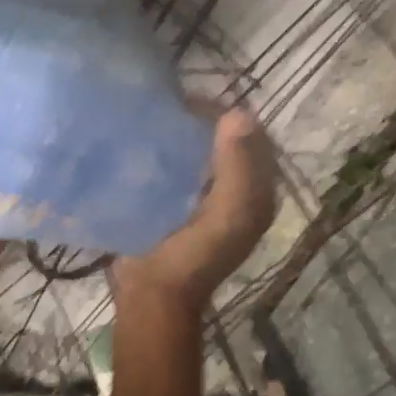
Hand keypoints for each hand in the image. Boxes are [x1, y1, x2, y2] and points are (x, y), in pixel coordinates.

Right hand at [112, 107, 277, 312]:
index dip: (228, 115)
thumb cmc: (192, 257)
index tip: (191, 99)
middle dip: (201, 121)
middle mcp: (234, 192)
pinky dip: (162, 151)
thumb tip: (238, 112)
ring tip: (151, 115)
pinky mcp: (173, 203)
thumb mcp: (226, 214)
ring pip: (197, 152)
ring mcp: (202, 198)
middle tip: (167, 103)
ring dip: (180, 133)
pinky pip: (174, 166)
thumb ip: (237, 168)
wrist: (152, 295)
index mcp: (255, 194)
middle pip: (223, 142)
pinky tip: (140, 141)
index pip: (251, 139)